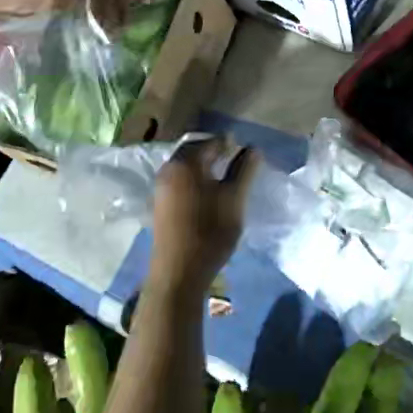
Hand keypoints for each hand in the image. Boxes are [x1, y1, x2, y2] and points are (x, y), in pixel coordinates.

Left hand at [150, 138, 257, 296]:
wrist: (179, 271)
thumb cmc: (210, 232)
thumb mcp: (234, 199)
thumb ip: (244, 170)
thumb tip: (252, 148)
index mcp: (185, 162)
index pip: (211, 142)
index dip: (230, 144)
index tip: (246, 152)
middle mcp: (168, 167)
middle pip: (194, 149)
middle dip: (215, 151)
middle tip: (236, 160)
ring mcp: (161, 185)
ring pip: (185, 164)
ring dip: (204, 165)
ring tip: (225, 176)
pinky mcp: (160, 200)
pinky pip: (179, 178)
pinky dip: (194, 177)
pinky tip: (207, 191)